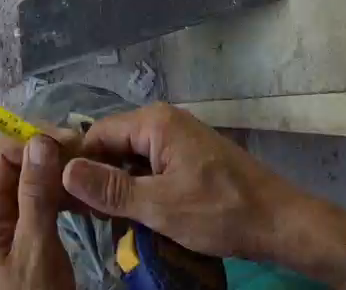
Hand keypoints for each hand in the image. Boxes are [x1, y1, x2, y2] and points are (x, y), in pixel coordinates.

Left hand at [0, 134, 76, 289]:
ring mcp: (11, 216)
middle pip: (20, 160)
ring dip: (63, 173)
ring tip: (93, 176)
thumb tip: (39, 139)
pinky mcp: (29, 228)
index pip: (4, 152)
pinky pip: (44, 197)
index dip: (36, 140)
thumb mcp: (34, 248)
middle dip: (54, 153)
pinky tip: (87, 197)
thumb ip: (35, 195)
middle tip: (90, 159)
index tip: (74, 145)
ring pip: (35, 177)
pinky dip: (65, 193)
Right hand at [60, 103, 294, 262]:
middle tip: (84, 214)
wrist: (282, 223)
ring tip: (108, 221)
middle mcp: (163, 121)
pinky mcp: (190, 157)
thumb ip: (111, 189)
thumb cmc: (220, 211)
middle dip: (99, 177)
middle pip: (114, 144)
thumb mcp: (160, 206)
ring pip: (133, 159)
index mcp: (154, 122)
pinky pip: (152, 167)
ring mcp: (179, 138)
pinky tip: (136, 216)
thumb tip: (64, 169)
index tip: (63, 194)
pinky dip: (141, 189)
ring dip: (121, 187)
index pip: (98, 133)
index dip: (79, 163)